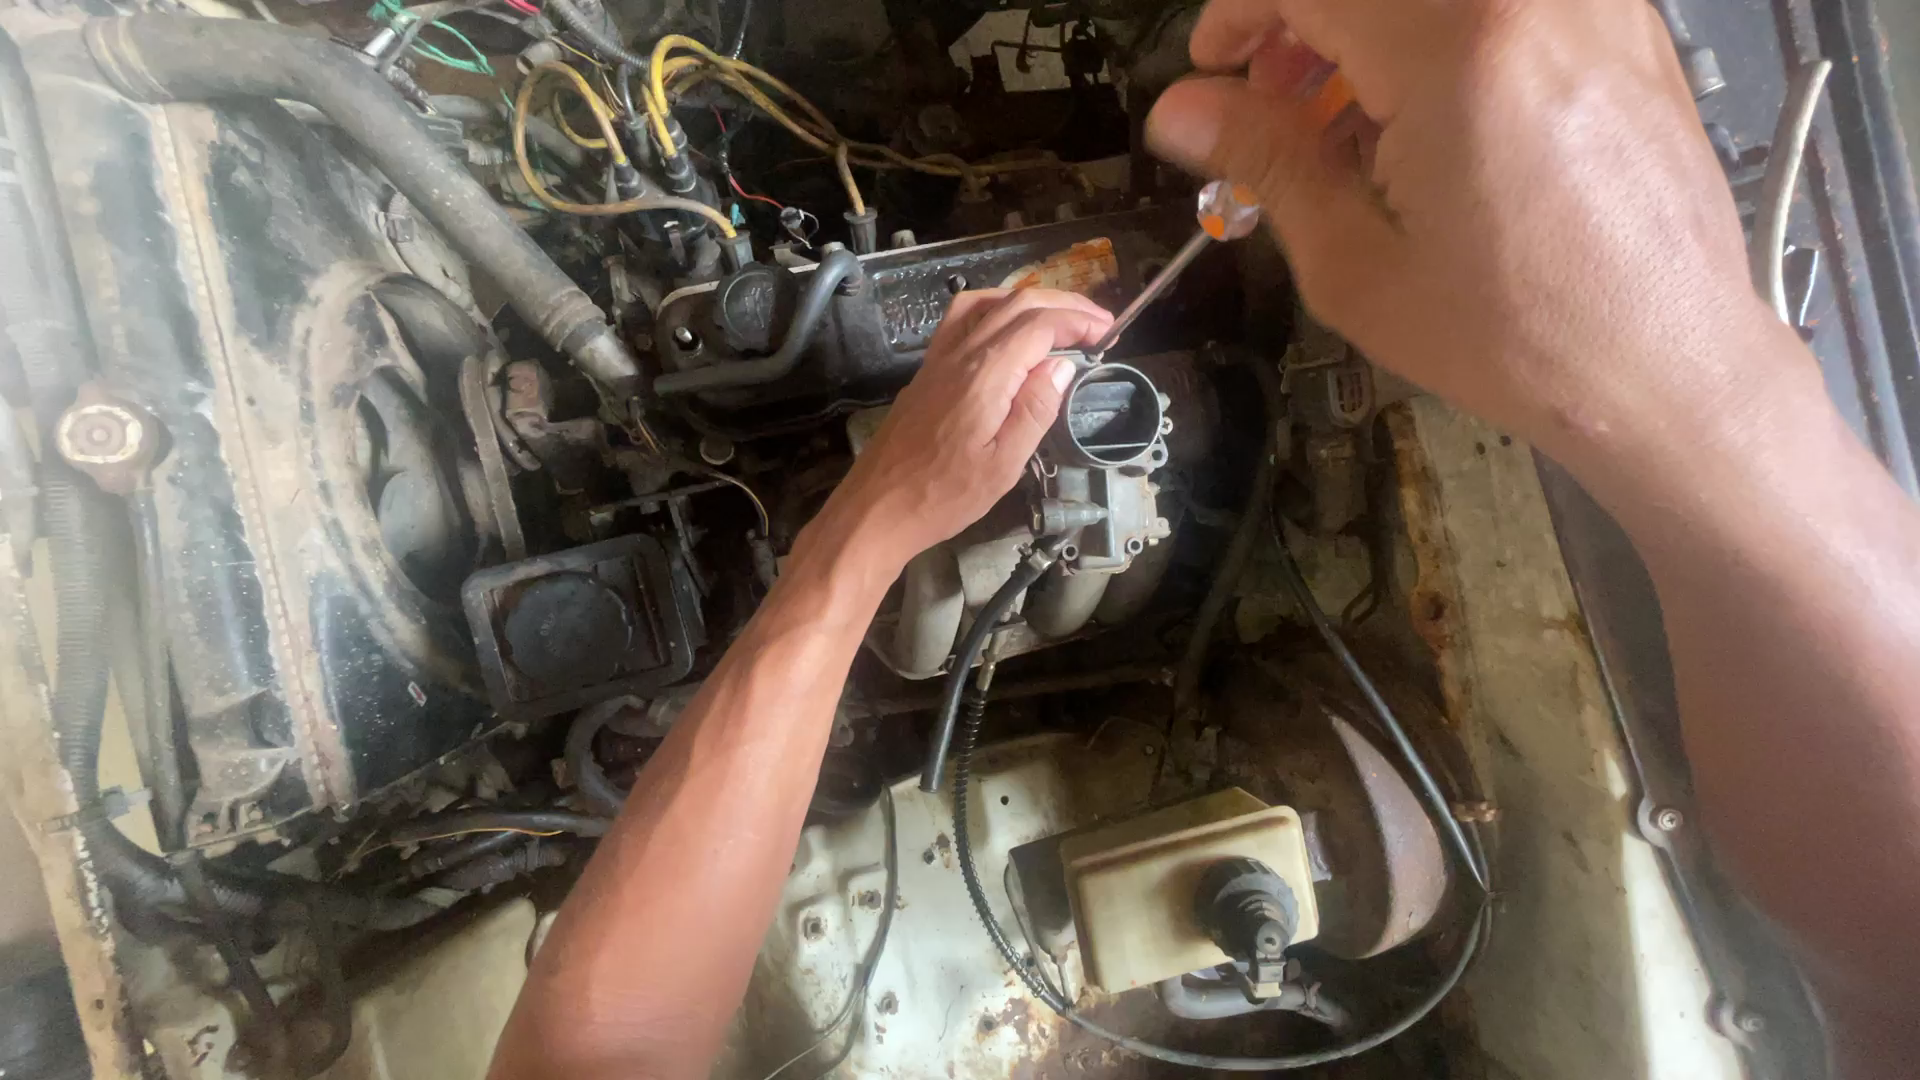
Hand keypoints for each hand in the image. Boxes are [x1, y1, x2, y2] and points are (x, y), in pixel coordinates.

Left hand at [813, 288, 1112, 569]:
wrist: (879, 507)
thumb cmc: (944, 496)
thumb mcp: (1003, 465)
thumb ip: (1035, 410)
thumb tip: (1062, 365)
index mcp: (985, 375)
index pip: (1040, 325)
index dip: (1079, 321)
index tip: (1108, 331)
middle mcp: (960, 354)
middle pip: (1017, 304)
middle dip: (1064, 305)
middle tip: (1097, 321)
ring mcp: (938, 359)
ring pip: (987, 303)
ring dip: (1029, 301)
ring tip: (1060, 318)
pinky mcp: (926, 371)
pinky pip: (961, 319)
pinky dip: (994, 309)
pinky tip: (1006, 328)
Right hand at [1144, 0, 1800, 465]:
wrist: (1653, 359)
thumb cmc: (1493, 333)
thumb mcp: (1351, 263)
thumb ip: (1266, 161)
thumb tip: (1176, 109)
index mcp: (1460, 48)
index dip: (1241, 7)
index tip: (1209, 69)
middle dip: (1296, 15)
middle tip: (1264, 102)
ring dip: (1356, 26)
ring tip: (1329, 121)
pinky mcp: (1614, 19)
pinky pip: (1489, 1)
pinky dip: (1420, 36)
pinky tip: (1405, 118)